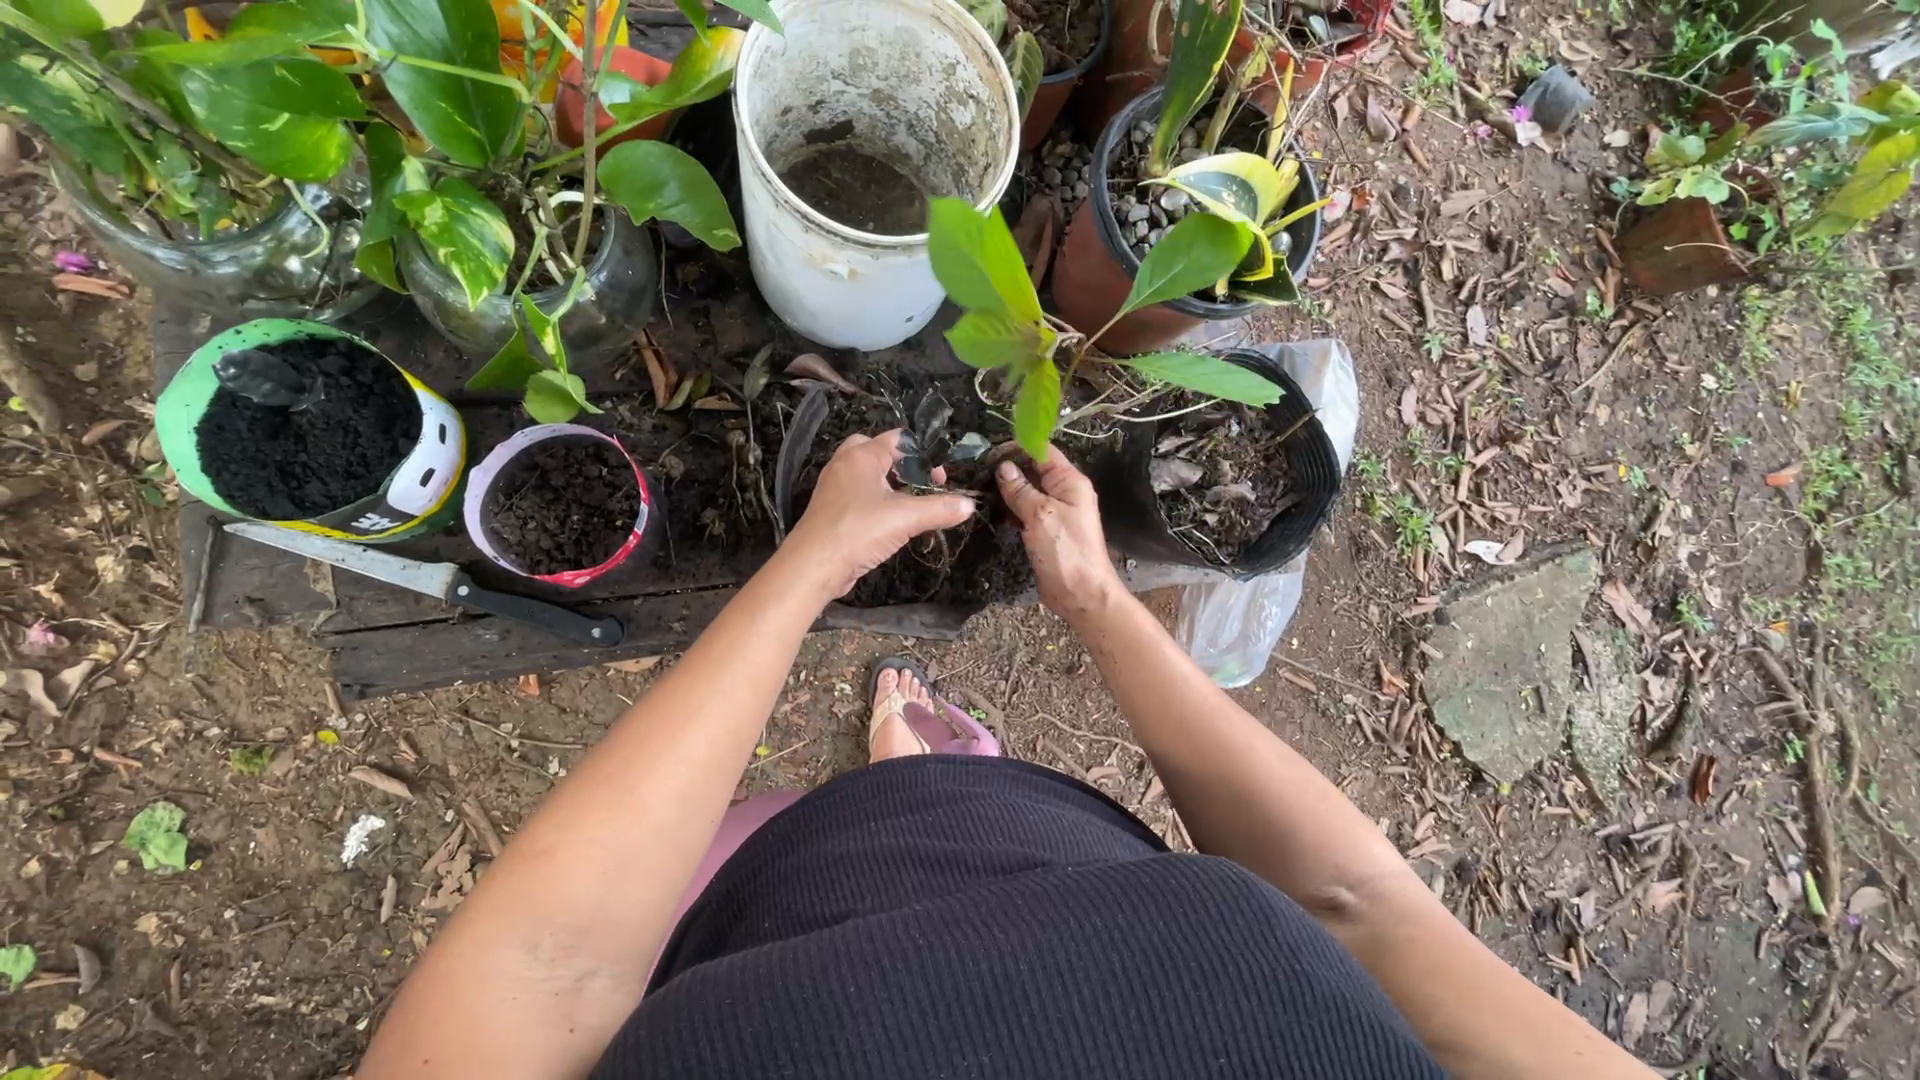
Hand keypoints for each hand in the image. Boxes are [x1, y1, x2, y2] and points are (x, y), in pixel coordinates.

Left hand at [784, 430, 975, 598]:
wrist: (813, 565)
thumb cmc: (858, 531)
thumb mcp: (906, 518)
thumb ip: (940, 509)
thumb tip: (970, 505)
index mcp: (861, 456)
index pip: (897, 439)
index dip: (924, 454)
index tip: (940, 479)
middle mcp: (845, 465)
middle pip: (877, 451)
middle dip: (902, 464)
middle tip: (920, 484)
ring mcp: (835, 488)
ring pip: (867, 475)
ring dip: (889, 485)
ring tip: (910, 503)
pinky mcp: (831, 511)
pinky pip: (858, 495)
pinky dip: (877, 501)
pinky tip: (890, 522)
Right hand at [996, 446, 1123, 618]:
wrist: (1082, 595)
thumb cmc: (1065, 551)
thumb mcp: (1040, 514)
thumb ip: (1020, 489)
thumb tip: (1003, 467)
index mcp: (1070, 482)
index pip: (1043, 451)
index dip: (1017, 448)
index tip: (989, 452)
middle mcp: (1065, 493)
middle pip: (1034, 470)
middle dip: (1008, 469)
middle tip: (977, 472)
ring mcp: (1055, 513)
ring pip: (1028, 492)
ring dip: (1007, 490)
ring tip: (980, 490)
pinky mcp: (1046, 531)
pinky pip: (1026, 512)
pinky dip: (1011, 509)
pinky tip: (993, 511)